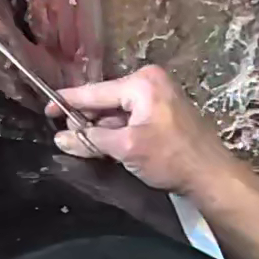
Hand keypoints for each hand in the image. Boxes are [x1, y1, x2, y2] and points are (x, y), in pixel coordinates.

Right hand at [49, 65, 245, 195]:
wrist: (211, 176)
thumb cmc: (171, 158)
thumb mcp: (125, 148)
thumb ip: (90, 140)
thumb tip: (60, 138)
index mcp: (142, 83)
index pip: (95, 92)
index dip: (68, 102)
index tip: (47, 109)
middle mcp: (150, 83)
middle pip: (105, 101)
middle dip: (85, 119)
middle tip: (64, 136)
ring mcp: (158, 97)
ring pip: (116, 112)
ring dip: (100, 129)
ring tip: (80, 144)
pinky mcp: (163, 114)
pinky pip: (130, 119)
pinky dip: (116, 132)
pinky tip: (103, 146)